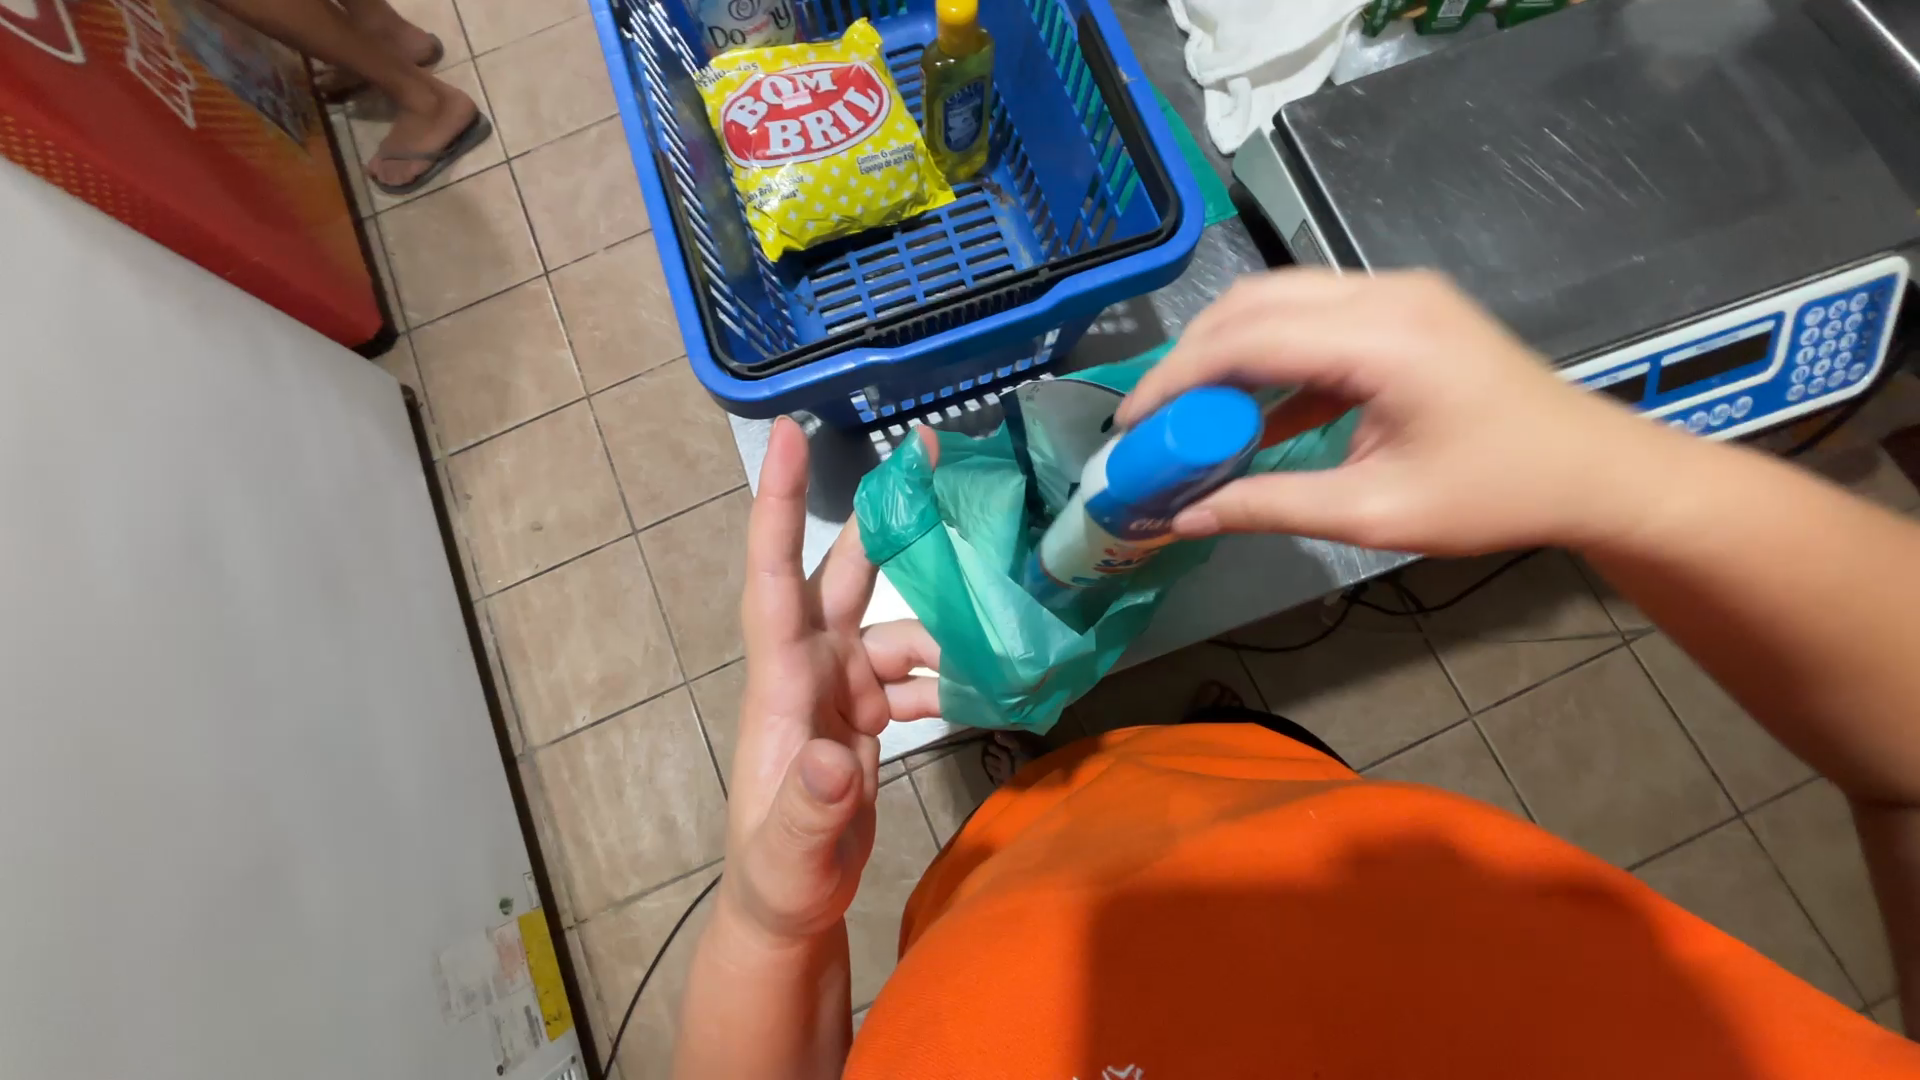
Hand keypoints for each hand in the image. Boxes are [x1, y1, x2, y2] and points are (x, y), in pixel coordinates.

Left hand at [721, 417, 940, 944]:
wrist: (792, 904)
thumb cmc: (777, 878)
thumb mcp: (789, 856)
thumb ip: (808, 811)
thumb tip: (830, 761)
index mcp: (782, 682)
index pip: (773, 578)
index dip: (777, 505)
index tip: (786, 435)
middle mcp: (810, 667)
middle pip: (846, 574)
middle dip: (883, 517)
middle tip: (930, 453)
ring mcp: (840, 686)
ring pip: (899, 628)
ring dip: (944, 634)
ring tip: (995, 646)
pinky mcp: (866, 711)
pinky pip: (914, 673)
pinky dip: (945, 676)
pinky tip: (977, 690)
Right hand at [1116, 269, 1670, 555]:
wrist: (1598, 472)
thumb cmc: (1496, 495)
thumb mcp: (1373, 514)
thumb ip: (1269, 508)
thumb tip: (1184, 517)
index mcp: (1383, 340)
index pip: (1246, 339)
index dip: (1175, 378)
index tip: (1131, 422)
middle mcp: (1384, 295)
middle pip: (1251, 304)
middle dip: (1188, 358)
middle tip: (1153, 416)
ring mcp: (1395, 295)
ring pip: (1274, 301)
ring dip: (1221, 351)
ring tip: (1187, 410)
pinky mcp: (1398, 311)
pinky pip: (1307, 319)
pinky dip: (1264, 358)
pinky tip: (1247, 412)